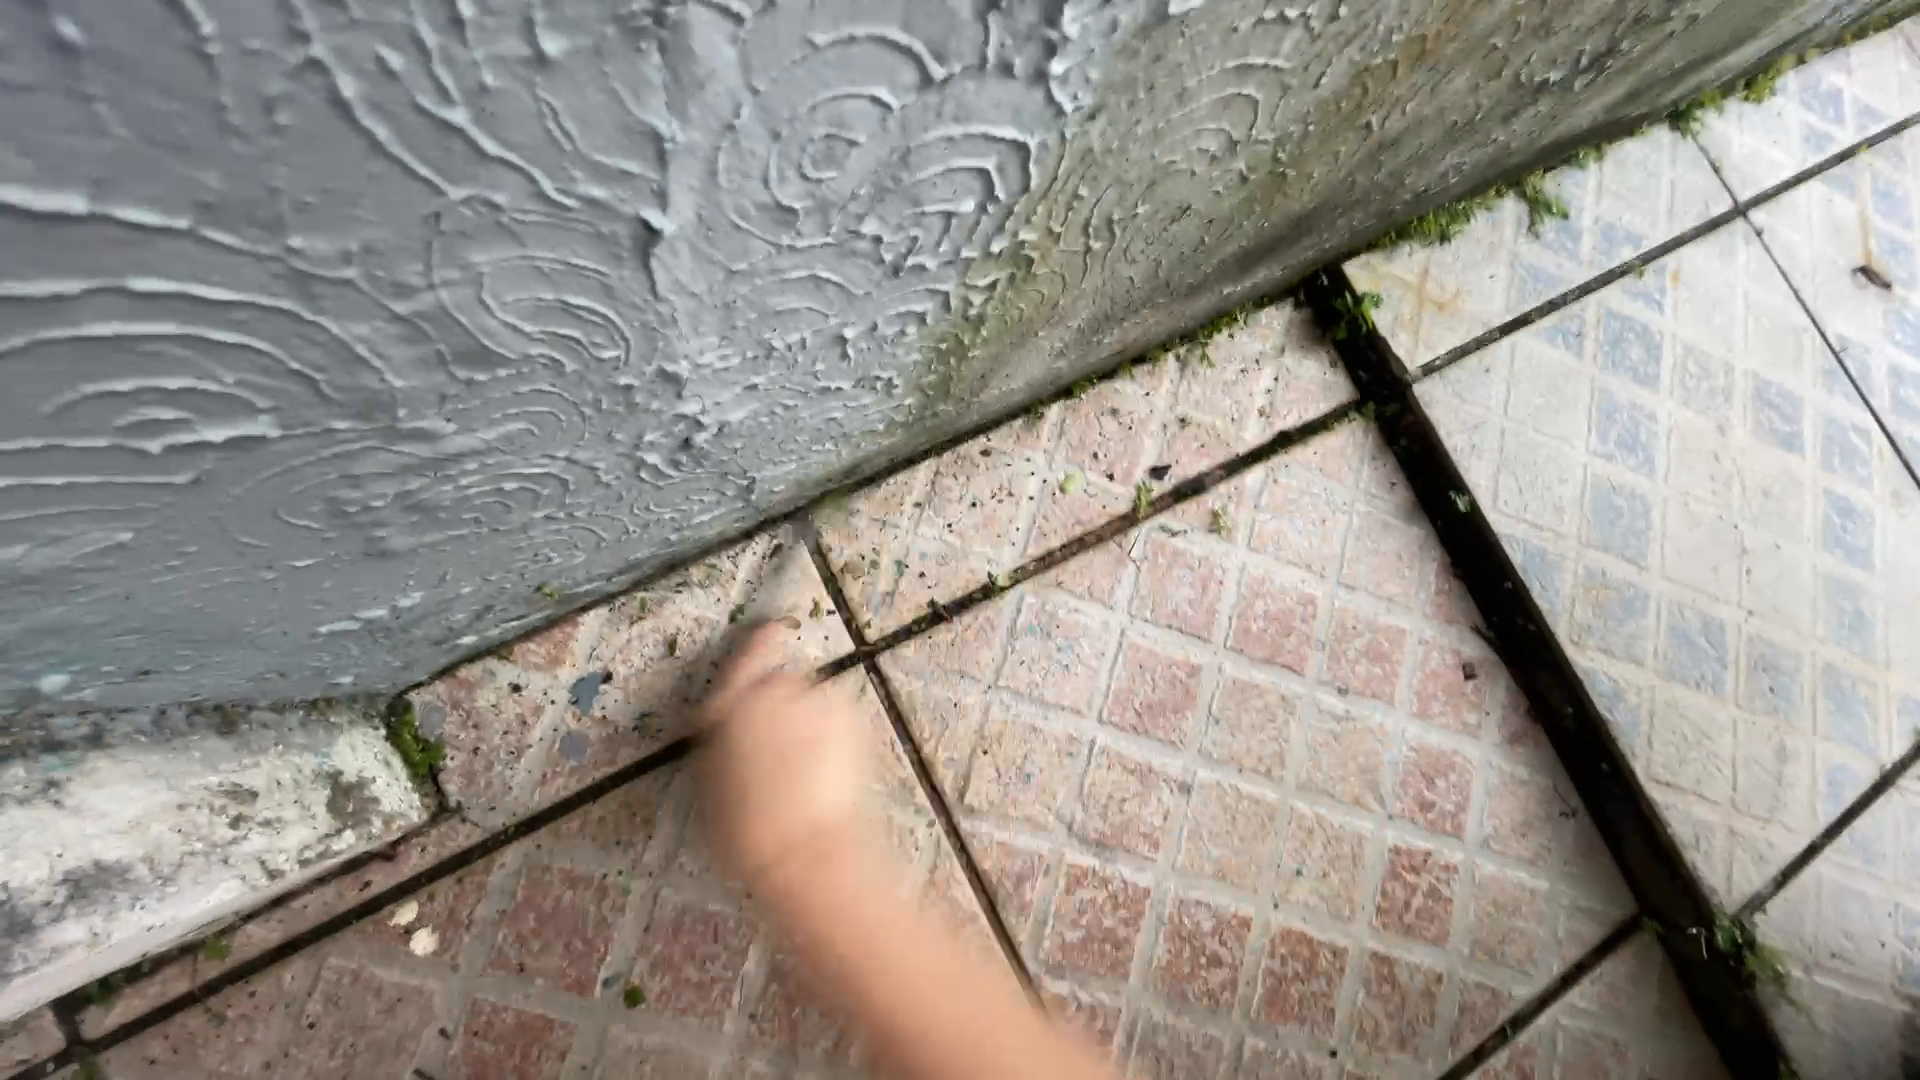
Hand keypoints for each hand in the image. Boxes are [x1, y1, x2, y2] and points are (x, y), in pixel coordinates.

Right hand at [697, 624, 875, 891]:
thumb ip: (720, 736)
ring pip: (814, 699)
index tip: (771, 628)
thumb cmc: (745, 827)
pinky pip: (839, 714)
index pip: (746, 658)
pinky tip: (829, 765)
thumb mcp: (710, 780)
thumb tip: (729, 720)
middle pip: (781, 682)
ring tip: (807, 765)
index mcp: (731, 706)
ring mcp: (818, 699)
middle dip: (782, 703)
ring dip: (811, 717)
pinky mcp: (851, 714)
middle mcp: (775, 691)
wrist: (805, 847)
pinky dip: (835, 728)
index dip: (758, 644)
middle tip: (782, 748)